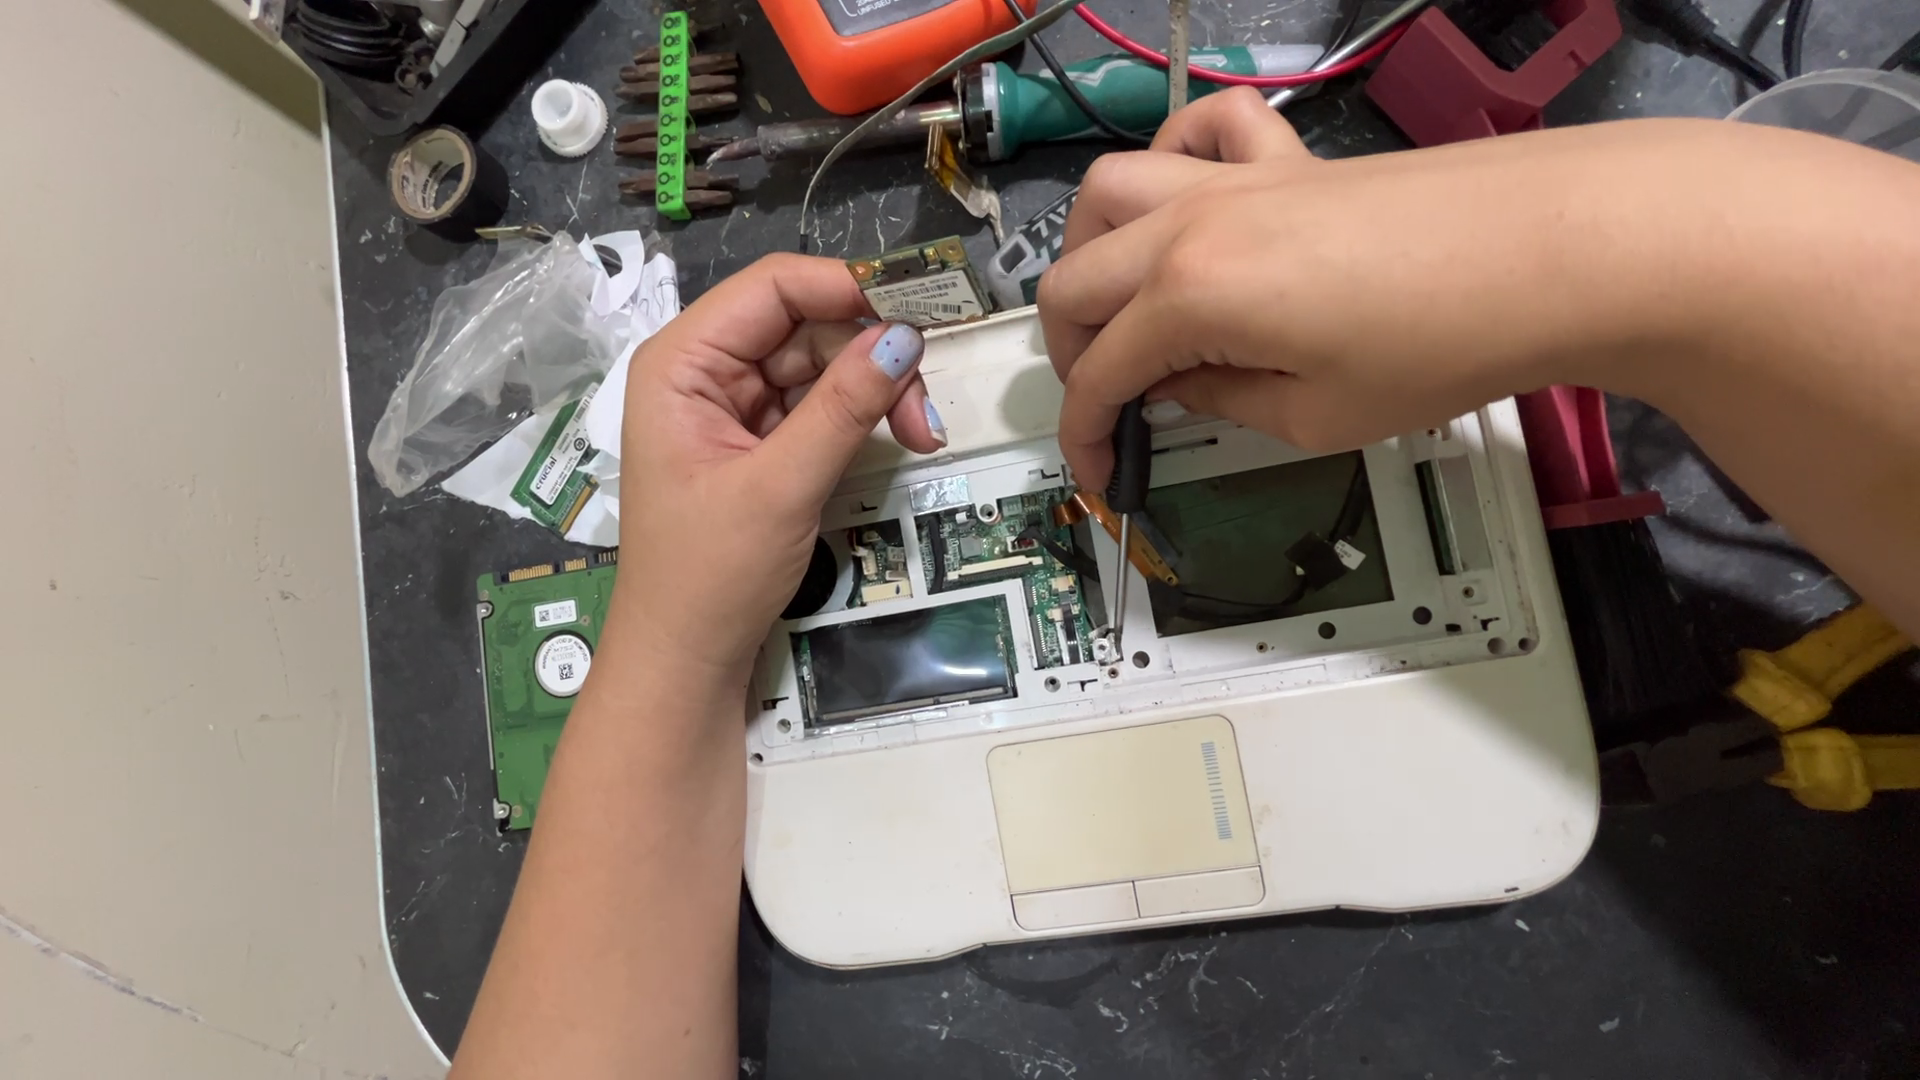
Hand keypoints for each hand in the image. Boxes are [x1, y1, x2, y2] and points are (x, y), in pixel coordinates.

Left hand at [609, 254, 943, 679]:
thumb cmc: (713, 572)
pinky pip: (822, 407)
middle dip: (871, 359)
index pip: (771, 288)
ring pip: (824, 367)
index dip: (845, 289)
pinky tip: (899, 438)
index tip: (916, 314)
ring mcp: (739, 408)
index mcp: (684, 362)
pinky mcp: (766, 442)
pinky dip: (863, 419)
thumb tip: (906, 338)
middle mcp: (710, 371)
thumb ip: (844, 407)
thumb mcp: (781, 485)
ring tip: (922, 435)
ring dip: (877, 393)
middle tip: (926, 413)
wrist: (690, 654)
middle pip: (807, 328)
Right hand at [1038, 89, 1733, 488]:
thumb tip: (1171, 385)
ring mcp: (1233, 178)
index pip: (1098, 375)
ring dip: (1091, 256)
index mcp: (1190, 297)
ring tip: (1124, 304)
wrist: (1569, 248)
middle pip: (1071, 283)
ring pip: (1105, 194)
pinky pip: (1200, 129)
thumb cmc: (1440, 350)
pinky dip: (1171, 163)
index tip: (1101, 477)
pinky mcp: (1285, 155)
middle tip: (1108, 399)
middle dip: (1069, 355)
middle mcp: (1189, 225)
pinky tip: (1186, 206)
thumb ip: (1216, 400)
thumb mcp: (1311, 416)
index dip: (1085, 437)